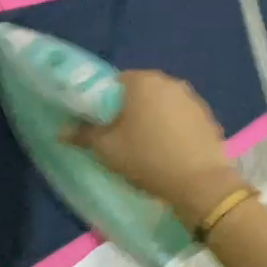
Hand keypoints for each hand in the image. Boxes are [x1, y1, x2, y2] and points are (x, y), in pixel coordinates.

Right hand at [62, 71, 248, 227]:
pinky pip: (179, 116)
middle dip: (127, 109)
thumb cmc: (147, 159)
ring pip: (160, 103)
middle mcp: (168, 81)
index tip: (98, 122)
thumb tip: (60, 130)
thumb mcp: (107, 149)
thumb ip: (82, 134)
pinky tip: (167, 149)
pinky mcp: (206, 116)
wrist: (200, 185)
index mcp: (141, 81)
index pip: (113, 82)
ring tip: (143, 144)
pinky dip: (170, 127)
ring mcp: (191, 98)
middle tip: (117, 135)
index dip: (102, 101)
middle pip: (138, 91)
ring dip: (150, 117)